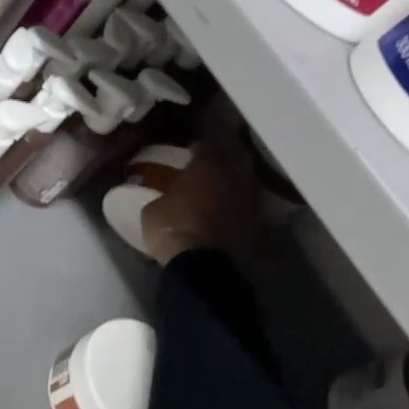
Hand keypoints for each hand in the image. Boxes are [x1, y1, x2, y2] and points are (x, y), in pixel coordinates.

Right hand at [140, 143, 257, 265]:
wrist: (200, 264)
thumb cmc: (171, 227)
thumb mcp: (152, 208)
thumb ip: (165, 194)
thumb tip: (167, 195)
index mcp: (207, 165)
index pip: (206, 144)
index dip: (197, 146)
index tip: (189, 151)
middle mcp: (233, 175)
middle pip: (233, 158)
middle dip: (222, 160)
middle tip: (208, 166)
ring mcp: (248, 198)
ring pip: (243, 181)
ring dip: (232, 182)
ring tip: (217, 188)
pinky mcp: (255, 221)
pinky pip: (246, 204)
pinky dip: (237, 203)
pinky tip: (224, 209)